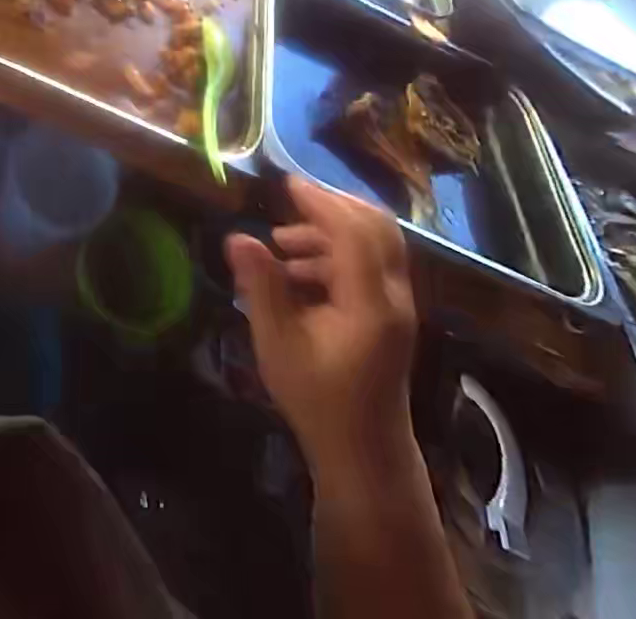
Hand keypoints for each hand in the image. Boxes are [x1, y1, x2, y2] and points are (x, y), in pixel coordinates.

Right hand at [225, 177, 419, 466]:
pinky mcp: (390, 314)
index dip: (320, 201)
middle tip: (290, 200)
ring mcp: (398, 305)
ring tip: (281, 244)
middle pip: (376, 227)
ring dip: (330, 233)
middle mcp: (395, 296)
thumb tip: (237, 238)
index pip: (354, 231)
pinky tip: (297, 273)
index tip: (286, 183)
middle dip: (333, 206)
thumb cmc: (317, 400)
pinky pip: (369, 265)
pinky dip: (336, 255)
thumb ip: (260, 286)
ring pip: (373, 244)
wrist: (363, 453)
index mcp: (371, 302)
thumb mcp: (278, 343)